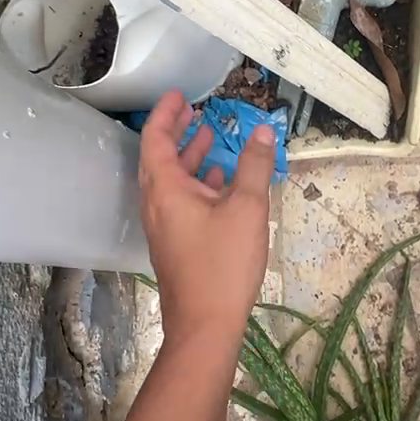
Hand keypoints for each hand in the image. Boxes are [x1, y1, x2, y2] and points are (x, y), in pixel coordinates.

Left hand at [138, 91, 275, 352]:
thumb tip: (263, 132)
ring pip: (172, 180)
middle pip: (160, 157)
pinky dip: (198, 181)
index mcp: (166, 190)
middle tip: (191, 108)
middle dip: (175, 131)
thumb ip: (254, 166)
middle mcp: (158, 204)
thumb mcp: (246, 208)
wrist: (205, 325)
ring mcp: (166, 225)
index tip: (179, 95)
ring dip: (188, 155)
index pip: (156, 140)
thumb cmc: (222, 263)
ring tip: (209, 135)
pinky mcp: (177, 242)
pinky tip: (221, 180)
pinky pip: (182, 199)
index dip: (165, 114)